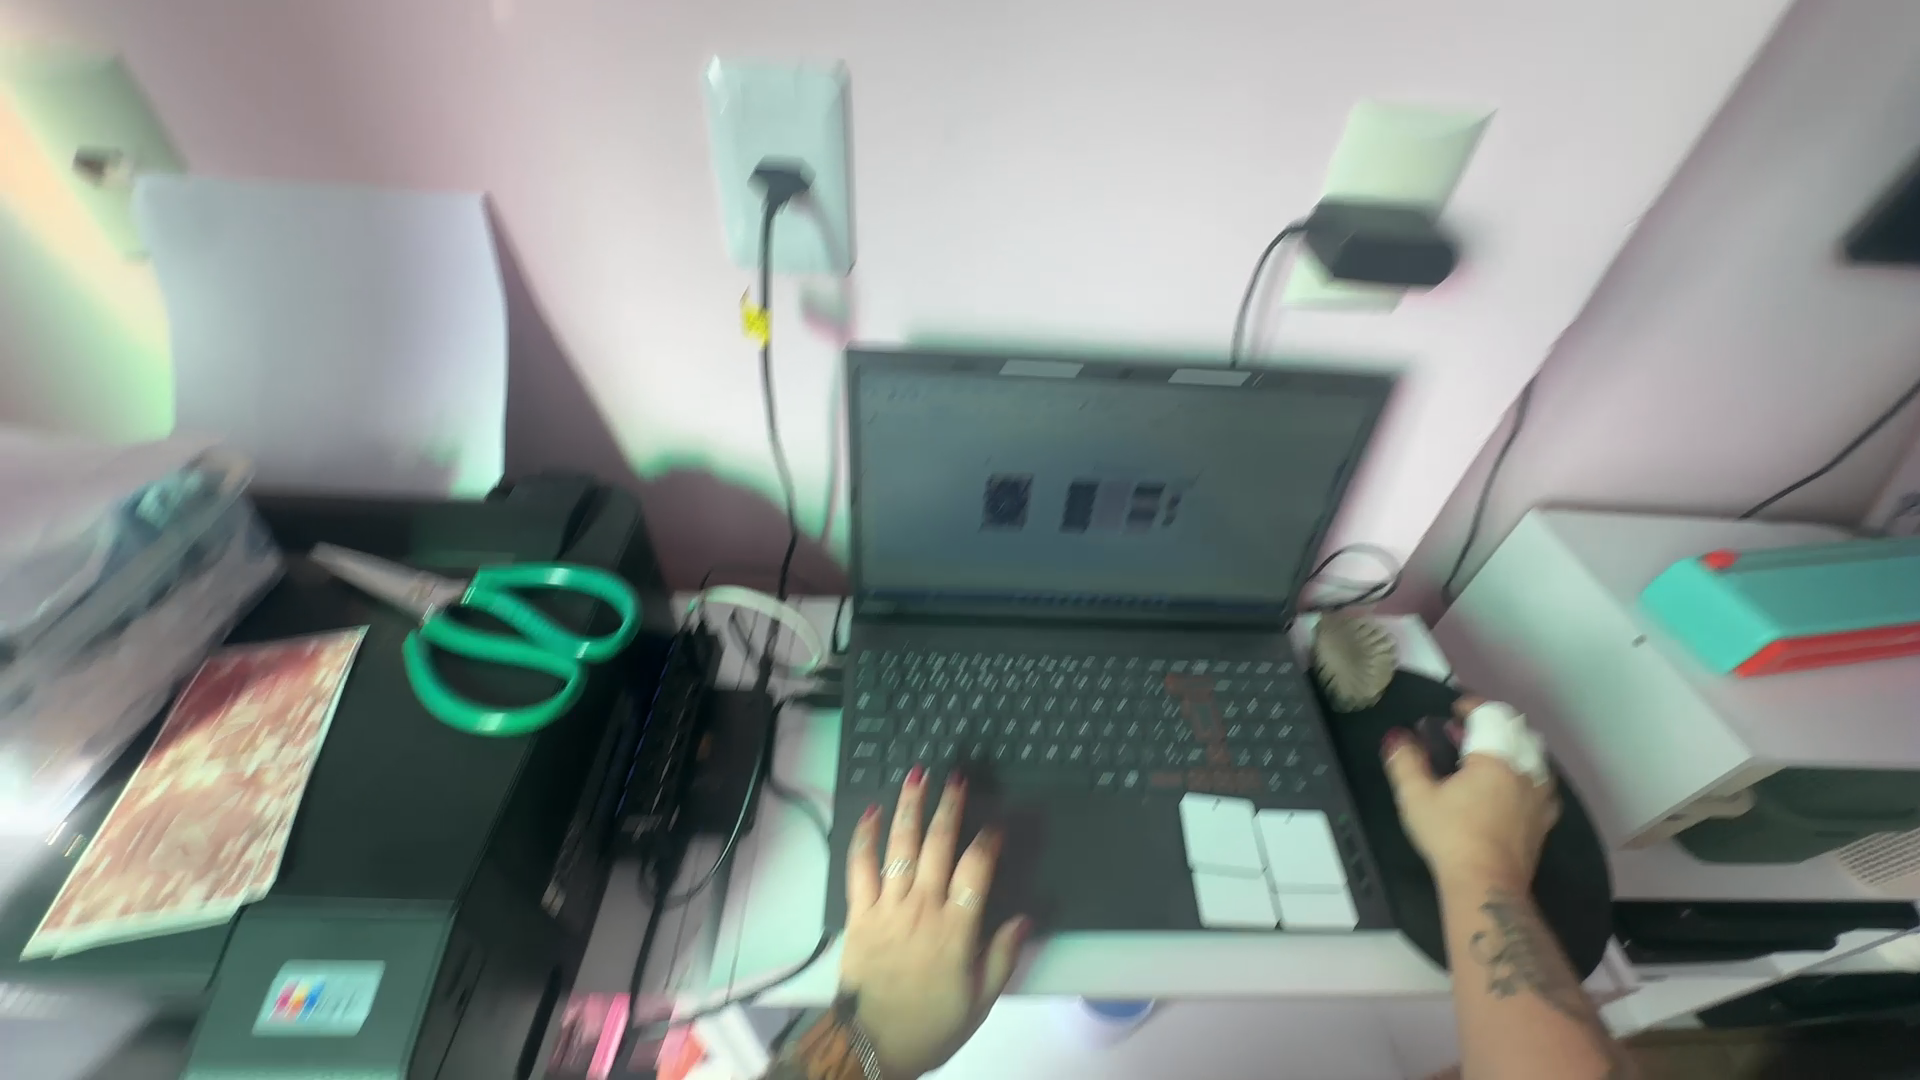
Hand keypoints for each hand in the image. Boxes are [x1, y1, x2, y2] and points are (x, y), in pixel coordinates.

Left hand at [840, 767, 1028, 1079]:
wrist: (872, 1045)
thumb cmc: (931, 1023)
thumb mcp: (979, 999)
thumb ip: (1003, 955)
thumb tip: (1025, 918)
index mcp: (955, 928)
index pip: (976, 870)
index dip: (989, 842)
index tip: (997, 824)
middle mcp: (922, 907)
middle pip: (938, 845)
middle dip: (950, 807)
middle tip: (957, 778)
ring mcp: (888, 906)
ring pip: (900, 846)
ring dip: (910, 807)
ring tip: (918, 776)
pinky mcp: (860, 912)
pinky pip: (860, 867)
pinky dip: (865, 837)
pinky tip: (872, 811)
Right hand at [1382, 695, 1560, 890]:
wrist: (1486, 884)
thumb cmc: (1449, 834)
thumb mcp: (1415, 795)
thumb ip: (1405, 760)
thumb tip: (1397, 736)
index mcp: (1495, 760)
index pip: (1491, 717)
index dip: (1472, 706)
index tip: (1454, 708)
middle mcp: (1524, 773)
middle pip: (1519, 733)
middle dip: (1493, 724)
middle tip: (1466, 730)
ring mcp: (1539, 798)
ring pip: (1534, 758)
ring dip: (1511, 747)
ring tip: (1486, 755)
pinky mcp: (1544, 820)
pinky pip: (1540, 783)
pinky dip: (1523, 773)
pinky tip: (1507, 785)